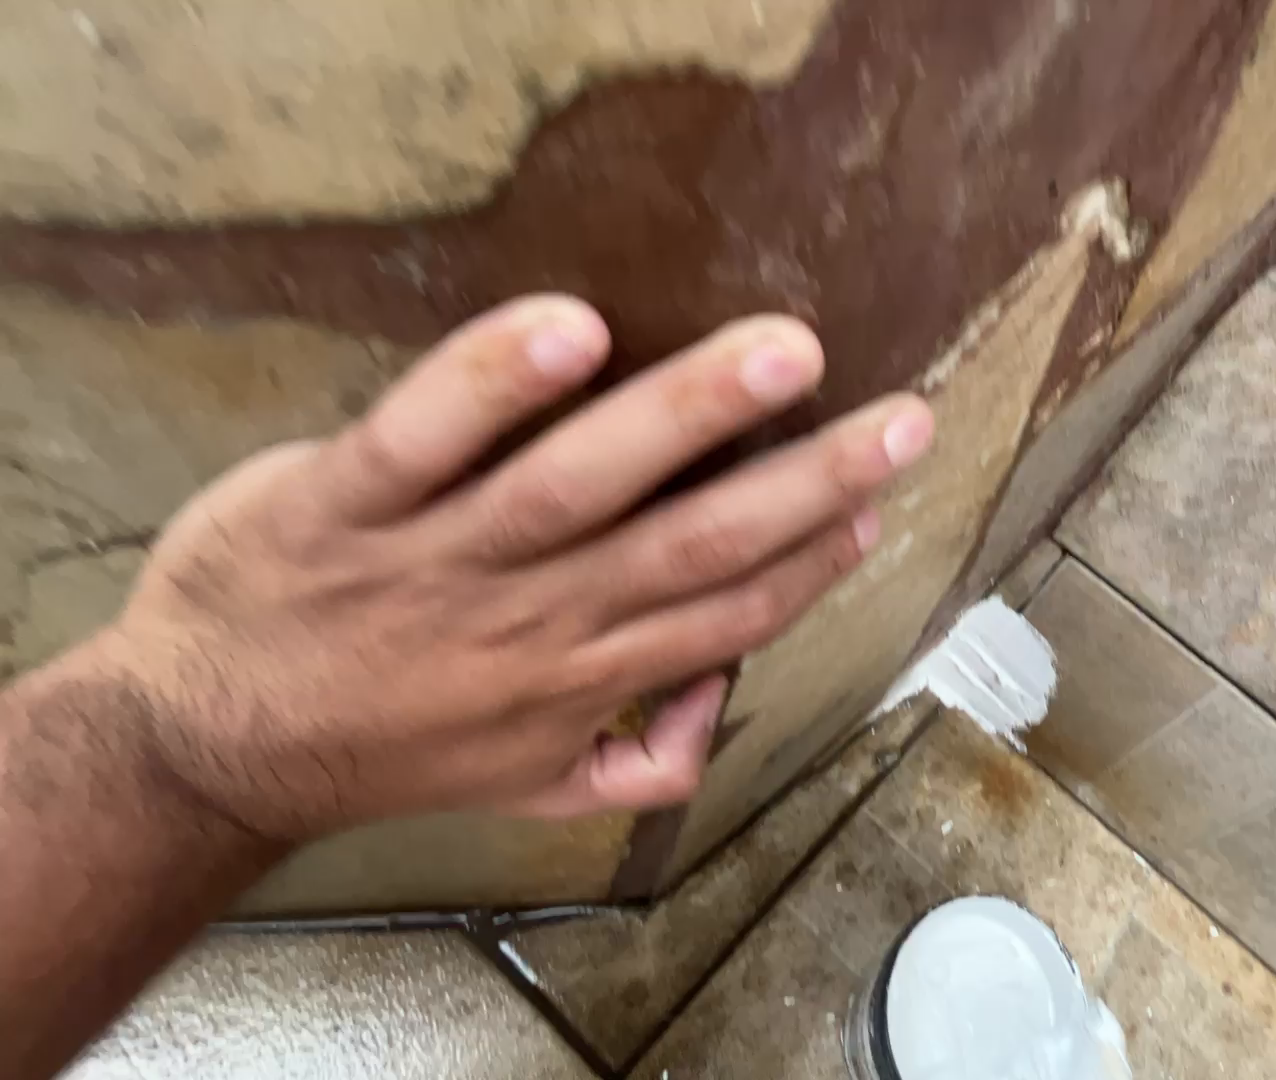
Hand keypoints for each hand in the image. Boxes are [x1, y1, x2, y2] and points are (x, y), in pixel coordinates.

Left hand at [83, 295, 933, 841]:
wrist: (206, 747)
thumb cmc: (401, 747)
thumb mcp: (538, 789)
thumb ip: (647, 761)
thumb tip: (723, 705)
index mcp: (596, 677)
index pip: (738, 615)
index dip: (819, 561)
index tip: (878, 504)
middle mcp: (544, 618)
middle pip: (701, 547)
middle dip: (814, 482)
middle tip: (902, 424)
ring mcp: (446, 557)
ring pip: (585, 485)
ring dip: (695, 416)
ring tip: (787, 355)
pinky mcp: (344, 501)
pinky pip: (428, 436)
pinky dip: (498, 384)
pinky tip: (574, 326)